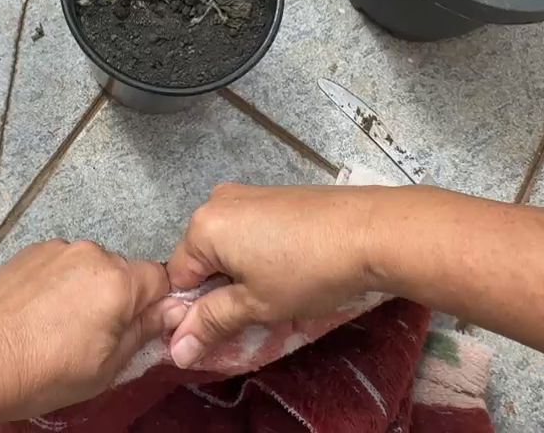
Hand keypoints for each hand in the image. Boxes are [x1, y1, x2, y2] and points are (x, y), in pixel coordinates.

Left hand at [0, 239, 180, 423]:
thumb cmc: (42, 371)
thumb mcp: (107, 368)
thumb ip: (144, 334)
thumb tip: (169, 315)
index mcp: (117, 279)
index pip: (161, 279)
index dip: (158, 306)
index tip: (145, 330)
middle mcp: (90, 252)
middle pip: (123, 272)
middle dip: (119, 300)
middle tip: (97, 338)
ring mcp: (57, 248)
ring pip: (90, 268)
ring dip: (87, 291)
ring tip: (59, 328)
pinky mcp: (30, 251)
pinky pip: (60, 264)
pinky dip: (58, 285)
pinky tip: (38, 314)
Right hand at [165, 183, 388, 366]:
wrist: (366, 230)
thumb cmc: (306, 271)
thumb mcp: (256, 305)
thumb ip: (211, 323)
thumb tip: (176, 349)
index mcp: (203, 227)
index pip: (176, 278)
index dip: (191, 311)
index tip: (216, 333)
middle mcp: (216, 202)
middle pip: (200, 258)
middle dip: (218, 291)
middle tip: (250, 317)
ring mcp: (244, 194)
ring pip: (226, 245)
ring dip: (239, 274)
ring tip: (273, 295)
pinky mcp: (269, 195)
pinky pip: (247, 230)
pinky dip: (256, 254)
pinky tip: (285, 270)